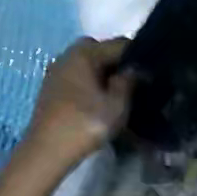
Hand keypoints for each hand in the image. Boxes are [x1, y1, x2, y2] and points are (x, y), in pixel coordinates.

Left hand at [20, 37, 132, 170]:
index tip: (150, 74)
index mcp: (84, 53)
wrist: (46, 151)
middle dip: (117, 63)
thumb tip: (134, 69)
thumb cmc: (84, 124)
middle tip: (132, 84)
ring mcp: (55, 72)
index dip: (138, 57)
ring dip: (101, 74)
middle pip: (99, 51)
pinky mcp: (49, 89)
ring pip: (85, 65)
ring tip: (116, 95)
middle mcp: (66, 55)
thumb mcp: (117, 105)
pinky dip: (87, 84)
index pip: (119, 44)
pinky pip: (75, 78)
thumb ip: (129, 82)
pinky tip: (96, 101)